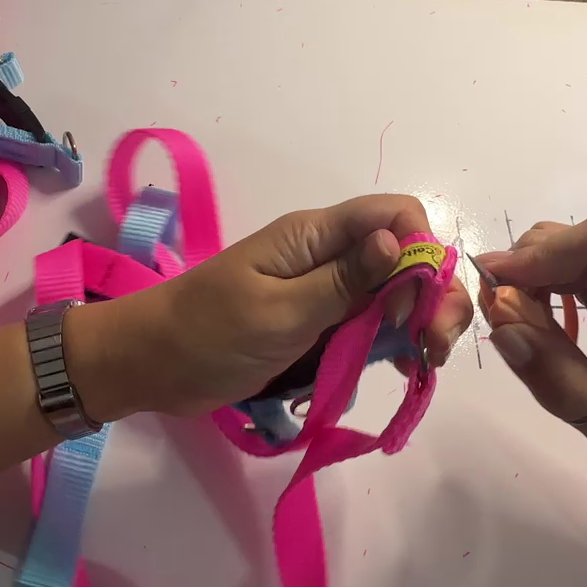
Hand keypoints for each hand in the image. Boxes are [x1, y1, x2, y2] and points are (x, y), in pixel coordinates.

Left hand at [75, 195, 473, 419]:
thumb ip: (341, 281)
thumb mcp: (278, 311)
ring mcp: (325, 291)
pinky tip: (405, 369)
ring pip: (394, 293)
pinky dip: (393, 343)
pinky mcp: (320, 325)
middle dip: (432, 295)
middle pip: (404, 256)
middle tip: (433, 348)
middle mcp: (328, 256)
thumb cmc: (208, 334)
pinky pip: (370, 325)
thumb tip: (398, 243)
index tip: (416, 307)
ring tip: (422, 365)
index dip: (422, 252)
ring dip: (418, 323)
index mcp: (315, 235)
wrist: (154, 365)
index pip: (394, 216)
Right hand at [474, 215, 586, 501]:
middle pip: (580, 238)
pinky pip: (579, 262)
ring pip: (573, 244)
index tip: (494, 289)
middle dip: (527, 266)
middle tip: (498, 317)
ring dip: (531, 272)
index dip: (541, 254)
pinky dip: (545, 280)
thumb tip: (499, 312)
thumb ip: (552, 373)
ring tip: (516, 322)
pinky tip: (536, 318)